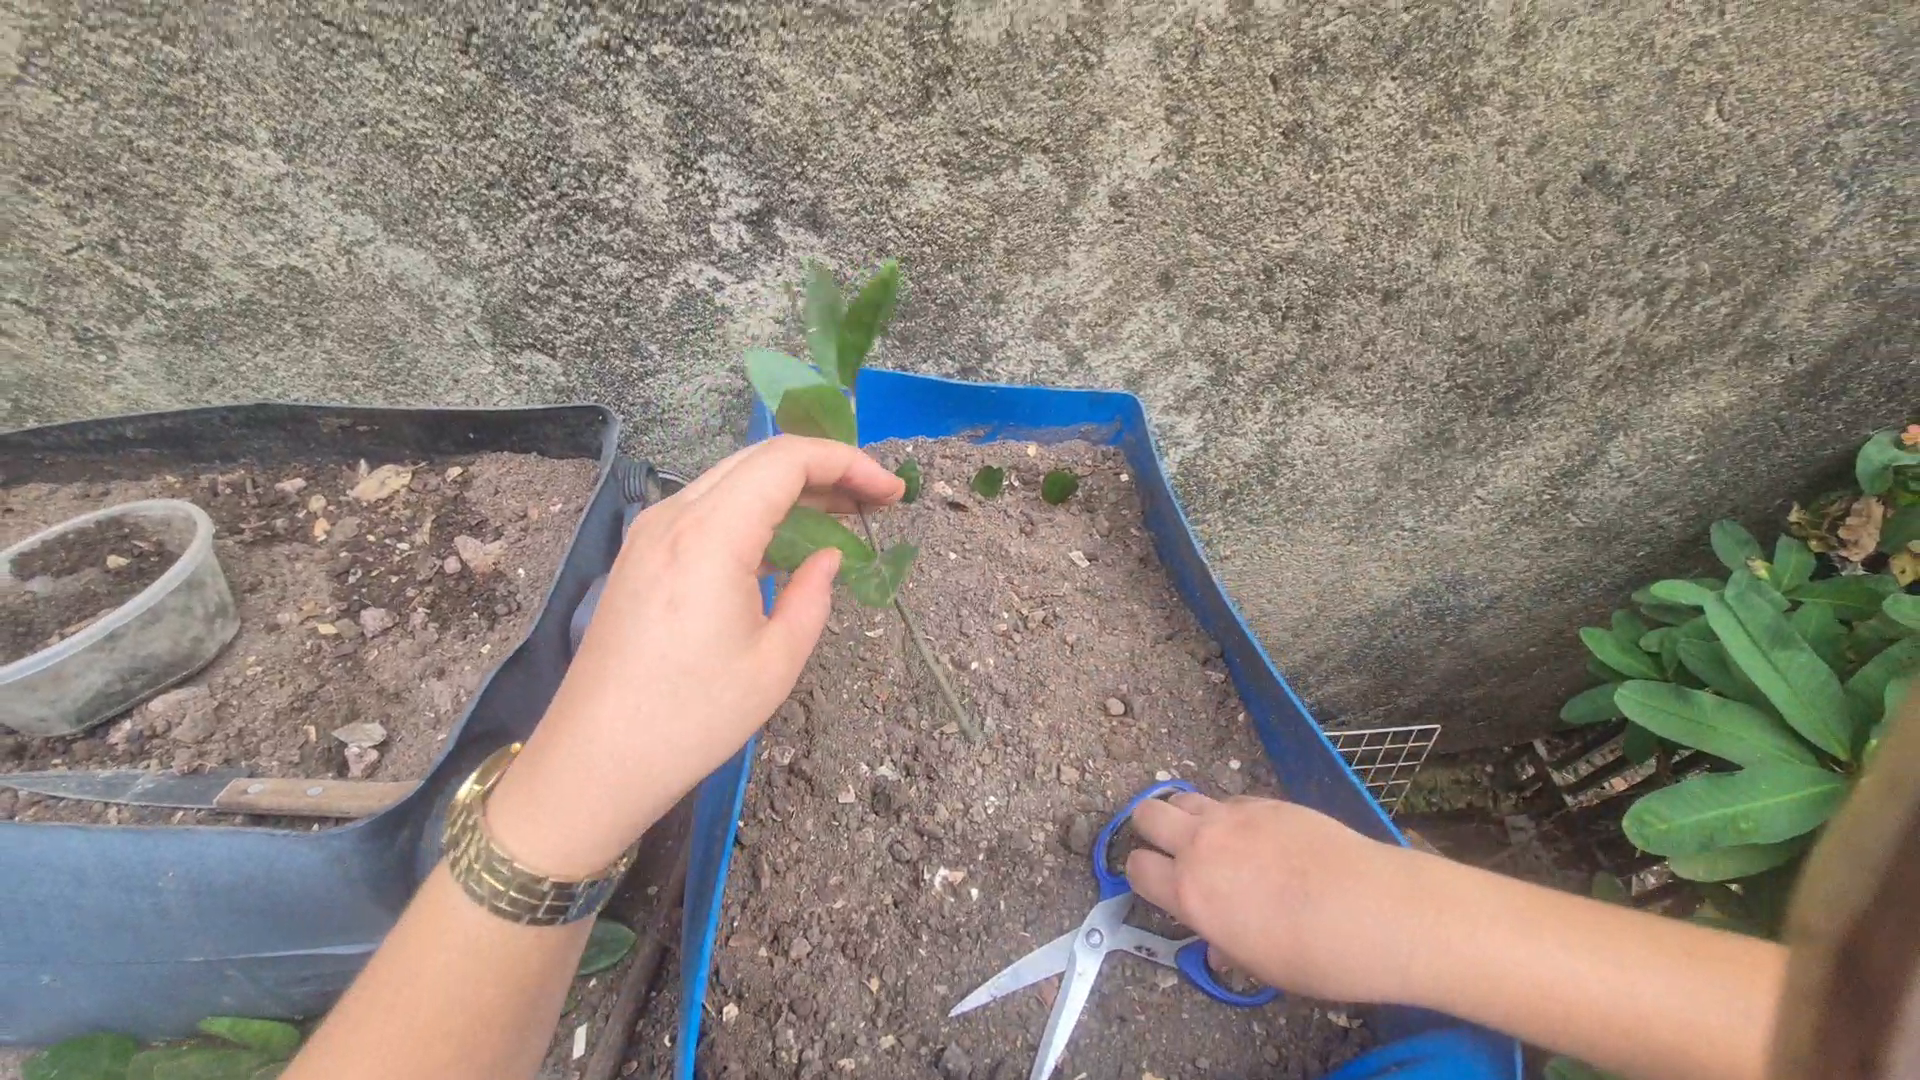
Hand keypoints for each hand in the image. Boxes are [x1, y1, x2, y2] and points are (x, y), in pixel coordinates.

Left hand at [482, 435, 904, 877]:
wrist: (595, 759)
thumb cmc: (693, 717)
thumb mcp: (776, 662)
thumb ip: (813, 595)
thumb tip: (828, 556)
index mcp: (710, 535)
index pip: (787, 461)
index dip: (848, 463)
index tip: (890, 491)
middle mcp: (675, 516)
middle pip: (760, 458)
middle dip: (826, 468)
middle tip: (874, 501)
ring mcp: (651, 531)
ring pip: (734, 478)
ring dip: (792, 487)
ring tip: (844, 516)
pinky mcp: (642, 553)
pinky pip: (710, 507)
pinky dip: (757, 510)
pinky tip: (787, 541)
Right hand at [1124, 793, 1428, 1003]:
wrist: (1376, 911)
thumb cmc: (1316, 956)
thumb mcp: (1261, 966)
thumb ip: (1226, 943)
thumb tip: (1219, 939)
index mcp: (1190, 893)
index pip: (1136, 869)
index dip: (1143, 877)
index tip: (1160, 886)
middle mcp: (1201, 845)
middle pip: (1146, 814)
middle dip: (1150, 830)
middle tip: (1172, 850)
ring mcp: (1232, 816)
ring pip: (1183, 798)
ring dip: (1185, 816)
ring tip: (1210, 838)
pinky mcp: (1264, 801)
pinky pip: (1229, 801)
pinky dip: (1231, 815)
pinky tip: (1259, 838)